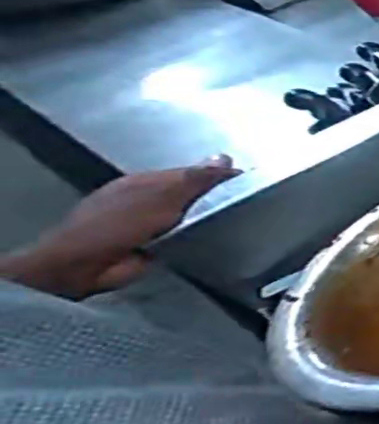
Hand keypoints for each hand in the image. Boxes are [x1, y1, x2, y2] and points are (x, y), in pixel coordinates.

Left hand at [0, 156, 238, 298]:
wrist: (81, 267)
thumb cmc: (117, 225)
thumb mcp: (161, 197)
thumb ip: (194, 178)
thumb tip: (225, 156)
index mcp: (144, 182)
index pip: (191, 172)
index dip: (219, 175)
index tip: (250, 181)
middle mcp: (145, 199)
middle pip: (192, 192)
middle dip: (217, 196)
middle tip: (251, 201)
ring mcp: (148, 222)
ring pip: (192, 214)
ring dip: (211, 216)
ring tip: (244, 218)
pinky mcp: (155, 243)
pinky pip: (188, 234)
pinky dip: (202, 233)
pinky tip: (221, 234)